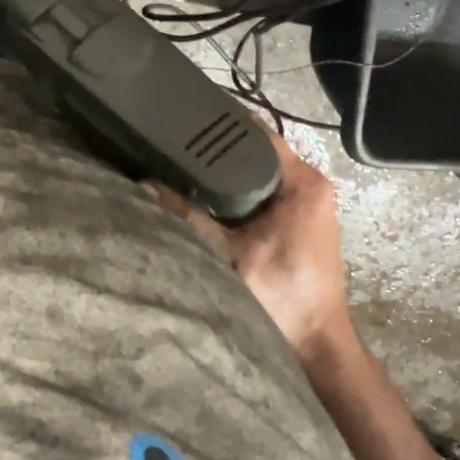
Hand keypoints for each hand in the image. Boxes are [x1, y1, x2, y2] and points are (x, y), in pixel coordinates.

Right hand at [146, 131, 354, 364]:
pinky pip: (263, 189)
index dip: (222, 122)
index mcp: (304, 183)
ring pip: (260, 170)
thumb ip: (187, 215)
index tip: (185, 114)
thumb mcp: (227, 252)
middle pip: (258, 150)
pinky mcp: (299, 221)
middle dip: (219, 144)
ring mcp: (308, 204)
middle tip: (174, 136)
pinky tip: (204, 189)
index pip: (259, 133)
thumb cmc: (281, 294)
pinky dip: (237, 186)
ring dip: (227, 167)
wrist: (314, 345)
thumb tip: (145, 185)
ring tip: (182, 157)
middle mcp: (312, 186)